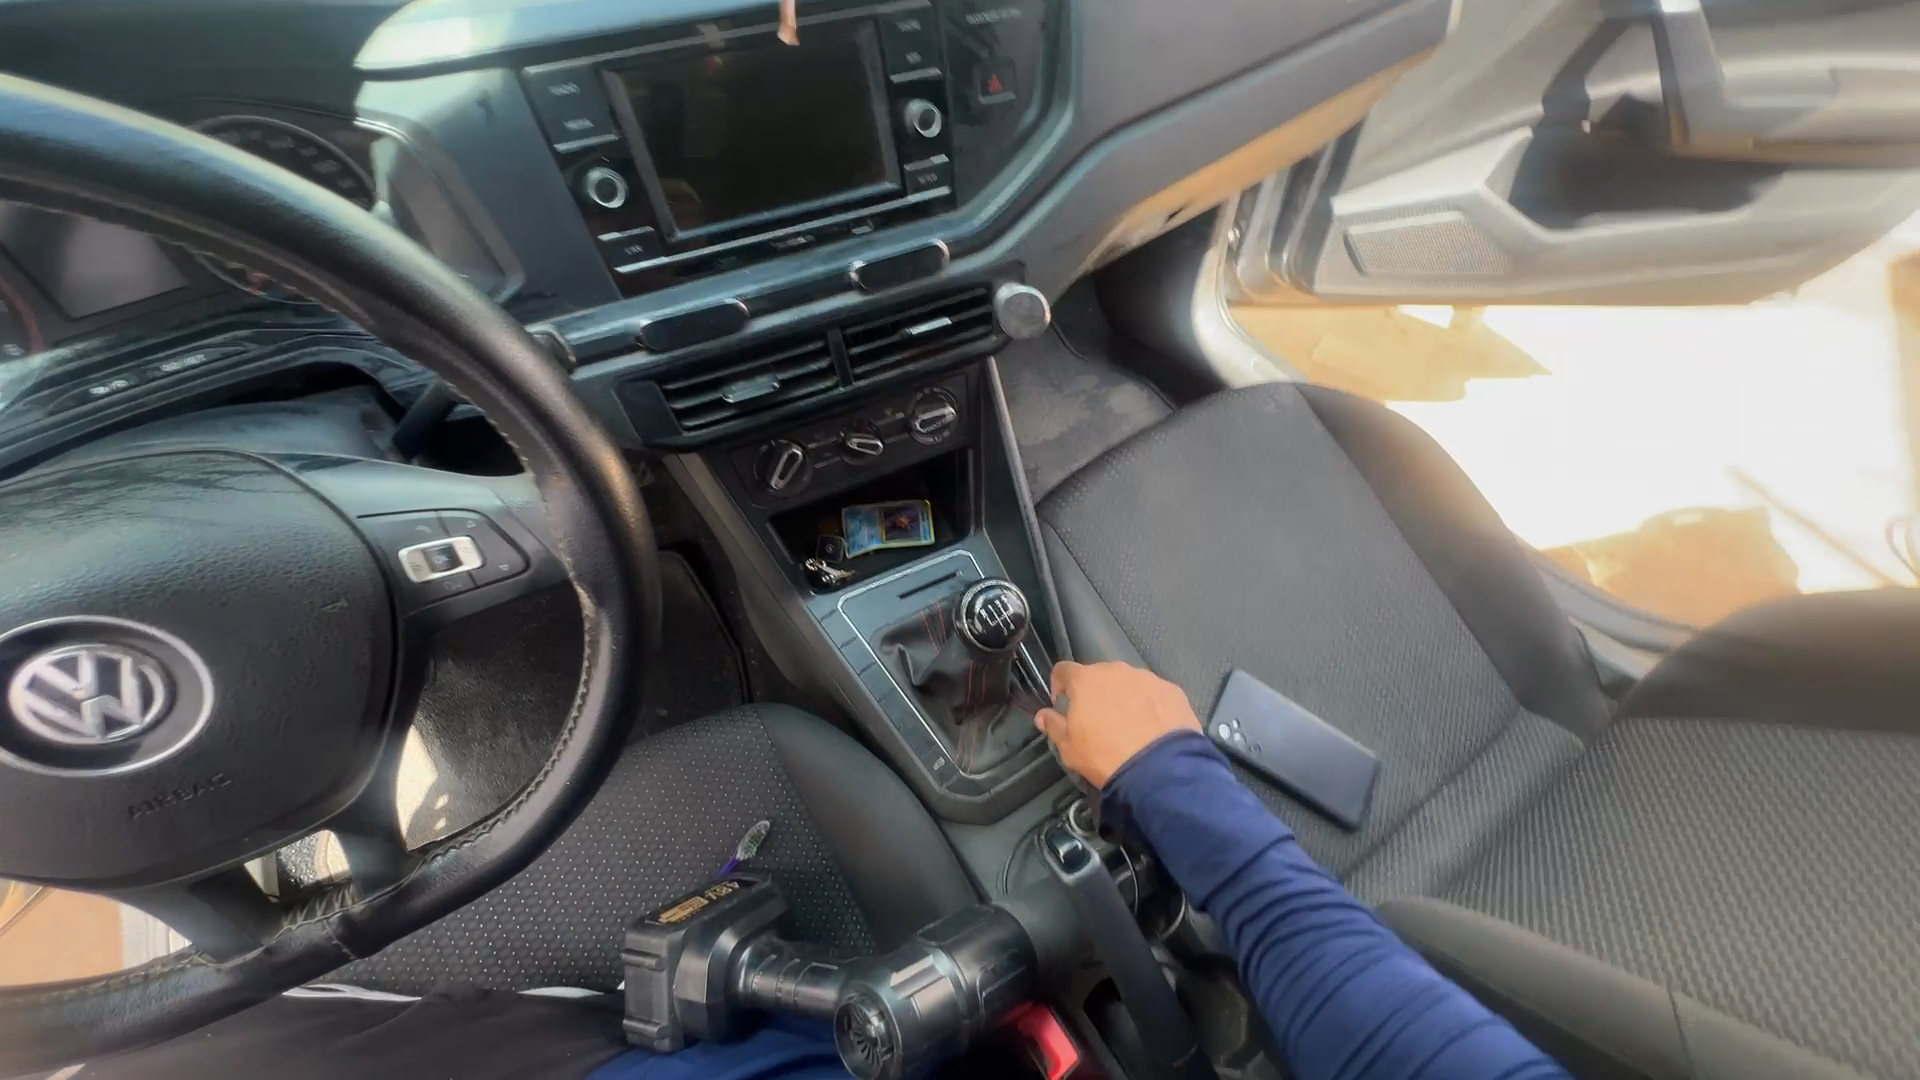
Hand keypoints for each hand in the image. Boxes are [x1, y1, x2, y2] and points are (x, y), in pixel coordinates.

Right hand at [1035, 661, 1201, 787]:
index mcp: (1085, 680)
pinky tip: (1153, 729)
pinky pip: (1154, 694)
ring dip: (1123, 697)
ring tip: (1129, 726)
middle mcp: (1115, 671)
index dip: (1060, 685)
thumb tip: (1043, 715)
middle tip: (1098, 721)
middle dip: (1095, 693)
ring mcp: (1146, 678)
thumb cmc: (1106, 756)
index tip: (1063, 704)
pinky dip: (1150, 705)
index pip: (1063, 670)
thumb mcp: (1070, 749)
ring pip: (1128, 683)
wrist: (1161, 770)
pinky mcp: (1172, 690)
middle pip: (1098, 675)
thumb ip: (1054, 726)